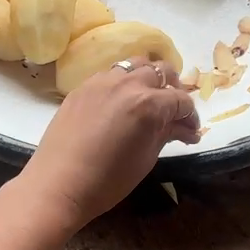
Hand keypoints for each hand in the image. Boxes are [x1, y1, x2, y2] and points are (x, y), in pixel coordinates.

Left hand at [16, 59, 200, 230]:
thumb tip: (186, 129)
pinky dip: (123, 83)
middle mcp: (128, 84)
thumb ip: (167, 134)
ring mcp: (102, 81)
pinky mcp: (83, 86)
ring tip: (147, 100)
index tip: (190, 131)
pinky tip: (120, 103)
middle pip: (161, 72)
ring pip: (135, 65)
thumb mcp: (146, 158)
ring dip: (147, 78)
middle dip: (172, 89)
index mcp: (149, 104)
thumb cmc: (108, 181)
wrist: (58, 185)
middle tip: (172, 111)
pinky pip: (111, 74)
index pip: (181, 100)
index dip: (190, 116)